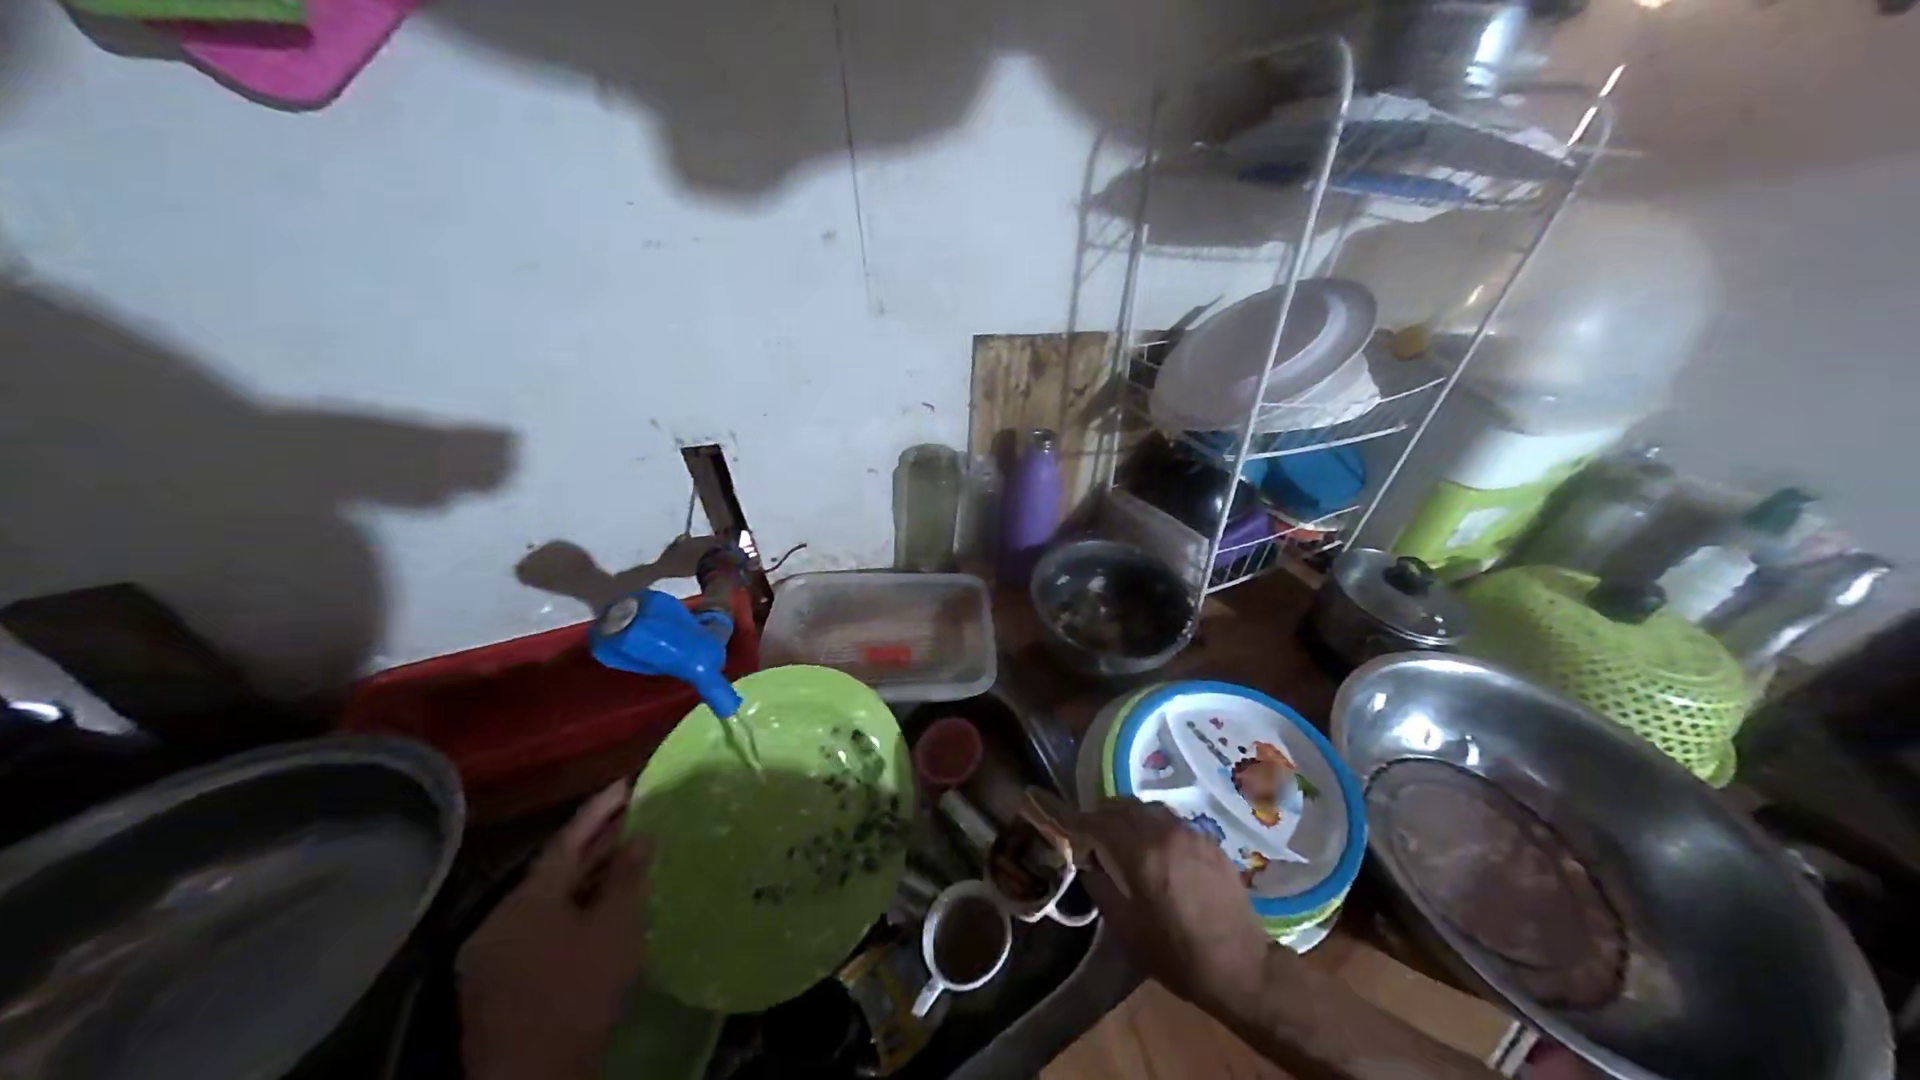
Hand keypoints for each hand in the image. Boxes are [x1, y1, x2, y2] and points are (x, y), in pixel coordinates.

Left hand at [458, 781, 654, 1079]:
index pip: (567, 840)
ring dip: (584, 878)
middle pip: (553, 869)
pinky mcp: (494, 982)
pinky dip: (570, 909)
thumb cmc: (578, 994)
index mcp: (526, 900)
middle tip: (634, 818)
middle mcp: (499, 918)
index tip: (627, 782)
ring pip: (545, 900)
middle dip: (595, 844)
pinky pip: (538, 926)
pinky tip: (596, 910)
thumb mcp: (615, 929)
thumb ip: (628, 877)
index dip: (600, 809)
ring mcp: (491, 953)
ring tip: (624, 858)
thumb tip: (642, 836)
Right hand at [1064, 796, 1276, 1010]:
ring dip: (1132, 815)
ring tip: (1124, 832)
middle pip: (1126, 806)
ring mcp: (1191, 834)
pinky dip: (1157, 824)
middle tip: (1094, 826)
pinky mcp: (1211, 842)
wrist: (1242, 967)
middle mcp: (1165, 834)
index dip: (1082, 821)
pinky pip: (1174, 822)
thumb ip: (1101, 888)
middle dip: (1105, 812)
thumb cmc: (1178, 954)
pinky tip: (1157, 845)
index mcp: (1141, 854)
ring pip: (1152, 809)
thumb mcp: (1127, 929)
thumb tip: (1088, 864)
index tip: (1071, 826)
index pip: (1101, 821)